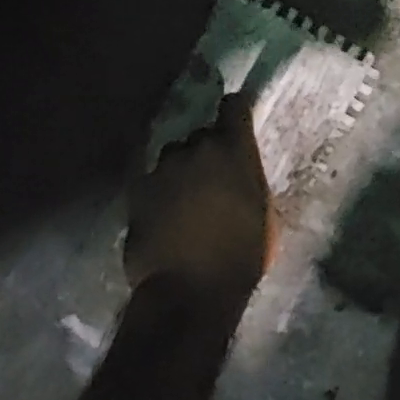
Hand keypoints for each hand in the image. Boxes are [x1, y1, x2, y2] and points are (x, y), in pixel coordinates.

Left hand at [124, 93, 272, 296]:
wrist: (189, 293)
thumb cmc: (240, 257)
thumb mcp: (261, 212)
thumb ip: (249, 178)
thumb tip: (240, 170)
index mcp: (233, 150)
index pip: (234, 106)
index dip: (235, 112)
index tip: (236, 121)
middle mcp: (196, 148)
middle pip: (201, 135)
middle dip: (206, 151)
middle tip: (211, 178)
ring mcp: (163, 167)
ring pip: (174, 157)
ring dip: (180, 170)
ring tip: (184, 199)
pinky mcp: (137, 190)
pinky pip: (152, 180)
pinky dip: (159, 192)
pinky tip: (164, 214)